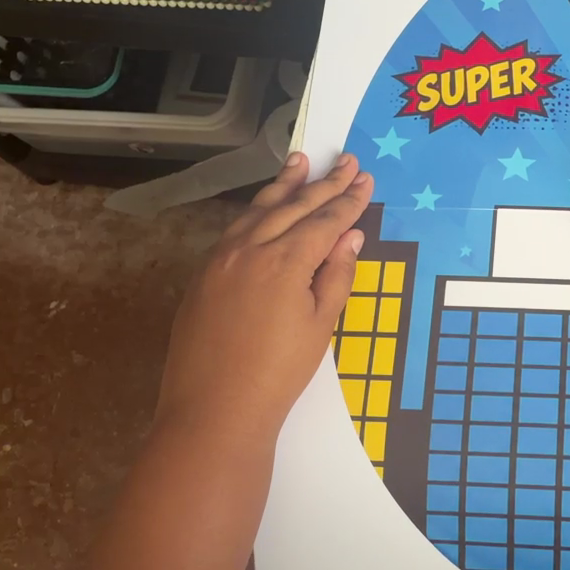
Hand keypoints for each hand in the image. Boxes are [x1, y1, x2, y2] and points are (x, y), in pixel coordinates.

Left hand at [152, 151, 372, 442]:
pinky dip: (257, 211)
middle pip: (293, 206)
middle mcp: (250, 249)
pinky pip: (236, 229)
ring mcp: (220, 258)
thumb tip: (350, 237)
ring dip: (283, 185)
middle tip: (344, 160)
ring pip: (258, 210)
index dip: (348, 200)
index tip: (365, 179)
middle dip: (322, 182)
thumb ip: (336, 276)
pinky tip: (266, 206)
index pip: (324, 221)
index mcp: (284, 261)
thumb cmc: (278, 373)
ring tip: (300, 160)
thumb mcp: (320, 326)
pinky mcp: (203, 274)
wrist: (214, 409)